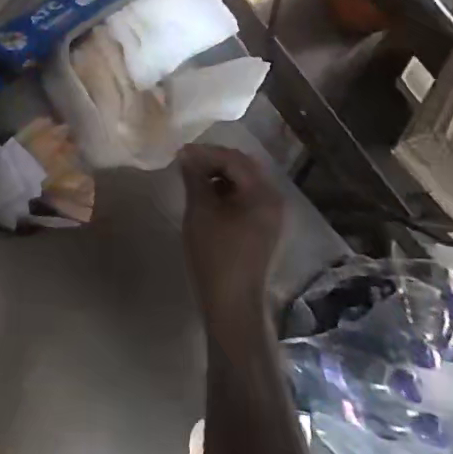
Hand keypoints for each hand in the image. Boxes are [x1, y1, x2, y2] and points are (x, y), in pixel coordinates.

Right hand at [178, 144, 282, 330]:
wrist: (232, 301)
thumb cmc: (215, 255)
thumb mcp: (200, 212)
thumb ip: (194, 179)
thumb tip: (186, 155)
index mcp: (262, 193)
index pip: (234, 158)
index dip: (205, 152)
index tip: (178, 152)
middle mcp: (274, 199)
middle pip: (243, 167)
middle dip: (213, 161)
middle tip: (184, 162)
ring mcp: (272, 214)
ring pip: (244, 182)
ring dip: (219, 175)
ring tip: (192, 178)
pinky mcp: (265, 227)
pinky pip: (246, 198)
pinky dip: (226, 191)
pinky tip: (206, 197)